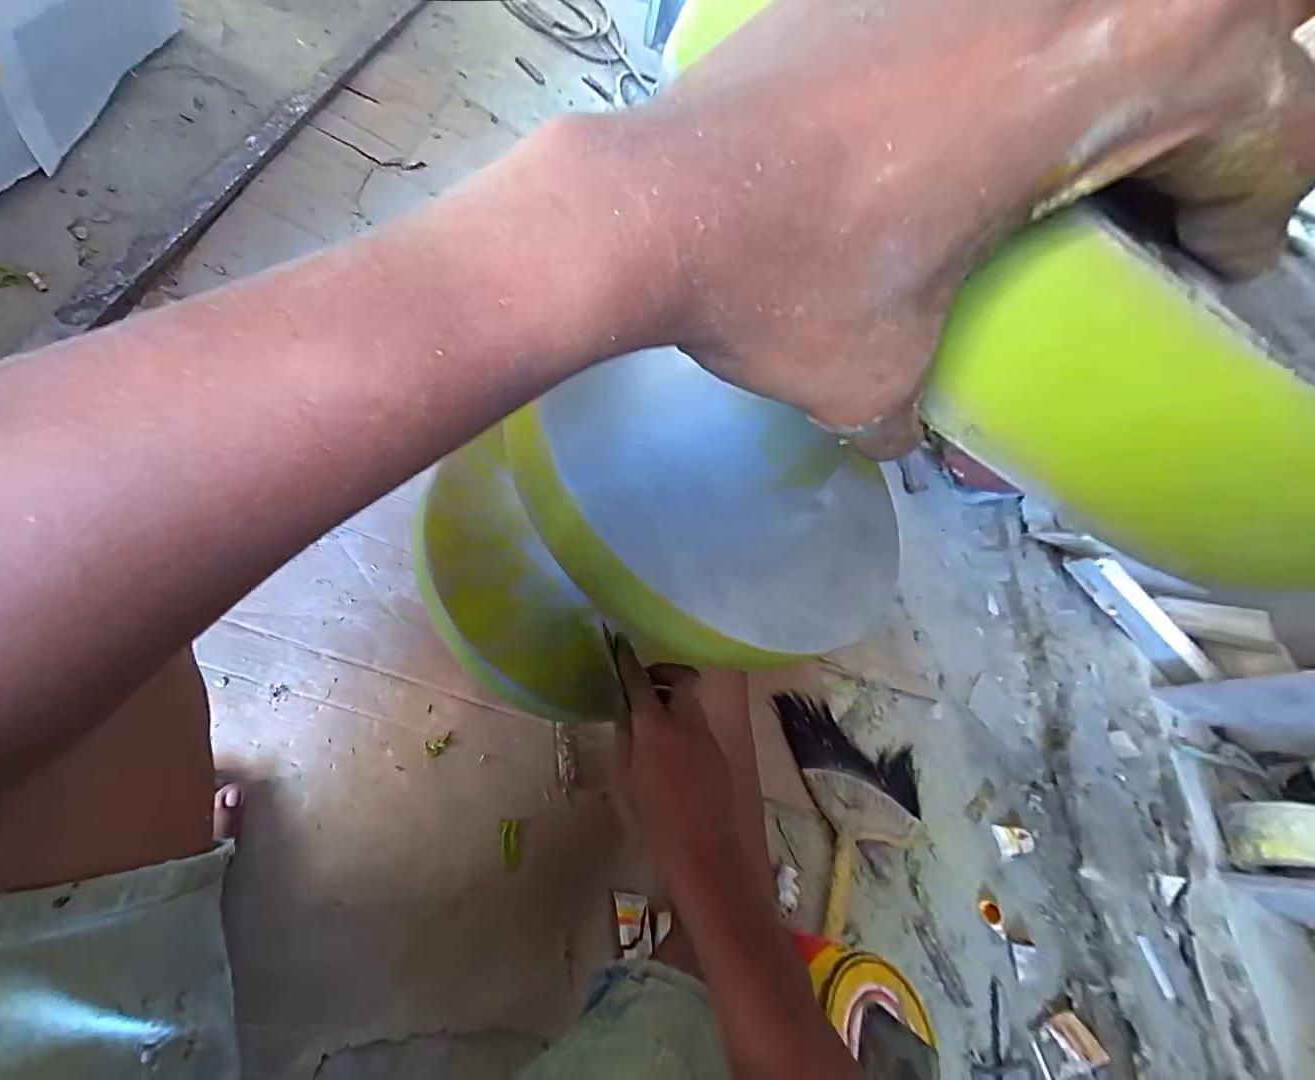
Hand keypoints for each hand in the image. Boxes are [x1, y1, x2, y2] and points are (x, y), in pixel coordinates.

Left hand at [576, 0, 1313, 456]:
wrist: (646, 208)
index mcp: (1145, 49)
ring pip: (1070, 21)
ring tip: (1022, 169)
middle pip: (1196, 41)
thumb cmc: (776, 280)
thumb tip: (905, 447)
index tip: (1211, 258)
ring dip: (1071, 84)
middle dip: (1182, 126)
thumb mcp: (862, 371)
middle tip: (1131, 204)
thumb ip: (904, 410)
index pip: (1266, 125)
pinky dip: (959, 69)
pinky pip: (951, 24)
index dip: (1245, 207)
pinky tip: (906, 132)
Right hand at [611, 636, 741, 865]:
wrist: (705, 856)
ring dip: (672, 698)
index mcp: (655, 727)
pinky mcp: (721, 757)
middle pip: (682, 677)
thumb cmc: (652, 819)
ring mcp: (709, 739)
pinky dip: (682, 722)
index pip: (639, 680)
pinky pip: (699, 725)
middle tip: (643, 683)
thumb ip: (625, 738)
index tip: (618, 644)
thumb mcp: (624, 777)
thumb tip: (626, 714)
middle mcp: (687, 723)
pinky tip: (669, 749)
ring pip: (691, 702)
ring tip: (652, 720)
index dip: (627, 660)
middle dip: (662, 671)